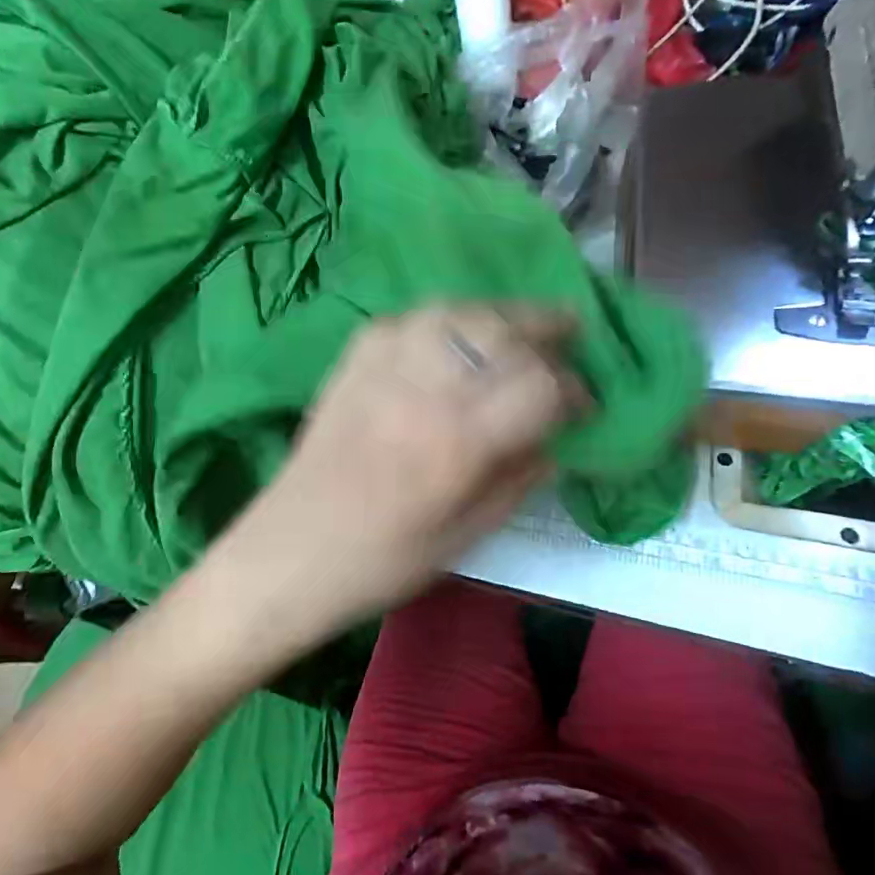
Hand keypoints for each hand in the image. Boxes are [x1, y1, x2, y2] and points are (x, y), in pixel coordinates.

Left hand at [208, 304, 585, 639]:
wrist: (289, 554)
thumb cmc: (381, 563)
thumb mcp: (466, 536)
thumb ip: (519, 479)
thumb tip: (558, 440)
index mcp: (457, 442)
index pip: (540, 386)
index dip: (574, 390)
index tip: (585, 405)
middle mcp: (422, 390)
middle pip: (501, 331)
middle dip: (546, 329)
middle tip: (570, 337)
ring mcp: (380, 368)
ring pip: (456, 312)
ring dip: (498, 315)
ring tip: (519, 327)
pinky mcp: (350, 362)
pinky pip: (409, 320)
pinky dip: (443, 320)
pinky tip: (455, 337)